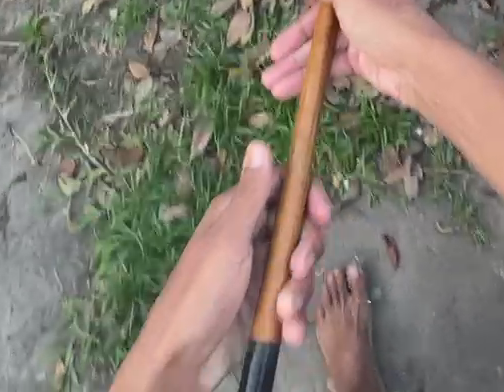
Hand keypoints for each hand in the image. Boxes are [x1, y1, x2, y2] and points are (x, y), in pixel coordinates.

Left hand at [112, 142, 331, 391]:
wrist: (180, 363)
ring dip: (300, 290)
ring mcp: (259, 271)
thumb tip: (260, 142)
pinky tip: (289, 332)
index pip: (285, 188)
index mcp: (239, 213)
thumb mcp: (229, 241)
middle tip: (297, 270)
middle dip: (306, 251)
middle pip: (299, 227)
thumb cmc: (201, 294)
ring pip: (300, 265)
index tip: (322, 217)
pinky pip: (294, 298)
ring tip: (284, 313)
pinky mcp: (264, 303)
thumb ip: (251, 194)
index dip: (308, 198)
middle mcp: (252, 236)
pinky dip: (296, 315)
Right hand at [260, 0, 455, 108]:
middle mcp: (365, 0)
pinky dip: (313, 74)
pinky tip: (289, 88)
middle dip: (296, 36)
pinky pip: (334, 63)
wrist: (417, 64)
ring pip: (326, 43)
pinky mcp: (365, 58)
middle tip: (272, 54)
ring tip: (270, 82)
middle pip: (324, 14)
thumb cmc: (382, 20)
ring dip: (299, 61)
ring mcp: (364, 31)